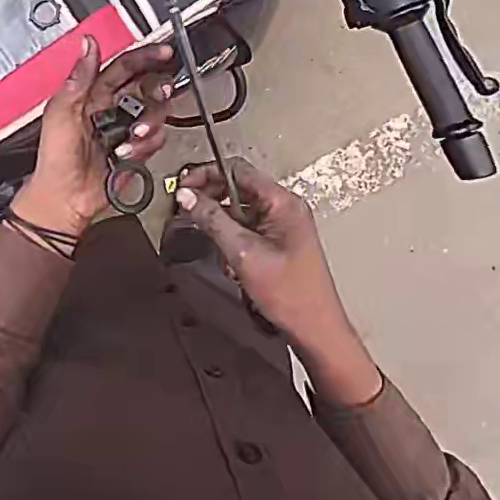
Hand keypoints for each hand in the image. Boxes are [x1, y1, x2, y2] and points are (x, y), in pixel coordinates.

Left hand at [9, 37, 174, 240]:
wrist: (65, 197)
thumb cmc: (55, 158)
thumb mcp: (60, 112)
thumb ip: (79, 78)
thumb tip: (87, 46)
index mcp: (93, 94)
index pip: (123, 67)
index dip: (144, 56)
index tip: (163, 52)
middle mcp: (112, 109)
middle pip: (146, 87)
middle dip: (158, 88)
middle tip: (162, 91)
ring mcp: (125, 129)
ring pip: (155, 112)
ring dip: (149, 122)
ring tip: (133, 134)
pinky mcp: (136, 149)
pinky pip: (155, 138)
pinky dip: (145, 145)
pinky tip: (127, 153)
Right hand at [175, 158, 382, 406]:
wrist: (315, 330)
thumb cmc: (291, 295)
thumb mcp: (242, 252)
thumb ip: (212, 220)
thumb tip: (187, 196)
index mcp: (282, 202)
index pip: (237, 169)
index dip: (206, 174)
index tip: (185, 186)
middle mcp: (285, 207)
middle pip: (238, 184)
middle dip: (210, 193)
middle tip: (185, 204)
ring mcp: (283, 223)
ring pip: (240, 205)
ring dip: (219, 214)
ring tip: (201, 227)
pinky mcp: (279, 239)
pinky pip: (248, 223)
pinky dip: (230, 230)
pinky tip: (223, 248)